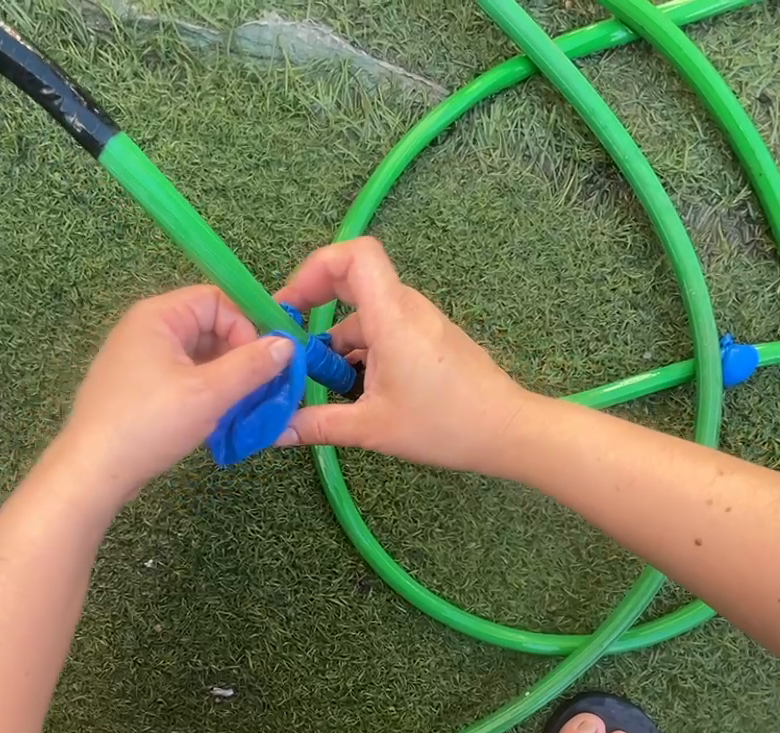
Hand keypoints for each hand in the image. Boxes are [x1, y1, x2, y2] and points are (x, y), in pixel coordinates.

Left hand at [52, 285, 292, 501]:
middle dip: (238, 355)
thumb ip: (251, 366)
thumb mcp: (209, 393)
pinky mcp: (137, 388)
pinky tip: (214, 419)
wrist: (93, 471)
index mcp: (158, 316)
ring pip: (196, 356)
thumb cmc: (150, 423)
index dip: (245, 327)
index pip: (216, 299)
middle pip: (207, 326)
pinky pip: (181, 378)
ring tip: (239, 408)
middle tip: (257, 389)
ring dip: (224, 378)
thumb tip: (287, 344)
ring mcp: (138, 360)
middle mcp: (146, 329)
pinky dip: (203, 393)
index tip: (262, 364)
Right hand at [275, 238, 530, 473]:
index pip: (354, 255)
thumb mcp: (371, 428)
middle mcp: (406, 309)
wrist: (506, 431)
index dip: (315, 268)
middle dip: (316, 308)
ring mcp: (419, 323)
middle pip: (352, 282)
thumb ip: (317, 425)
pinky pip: (384, 332)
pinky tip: (354, 392)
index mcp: (392, 317)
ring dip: (337, 343)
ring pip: (365, 316)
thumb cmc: (443, 424)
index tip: (291, 307)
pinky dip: (360, 354)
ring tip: (321, 386)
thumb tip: (274, 430)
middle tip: (291, 345)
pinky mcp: (428, 340)